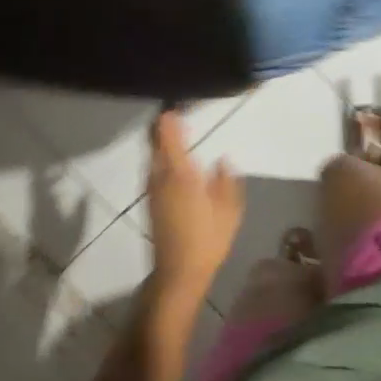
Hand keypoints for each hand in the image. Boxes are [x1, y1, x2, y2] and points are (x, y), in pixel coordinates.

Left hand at [146, 111, 244, 294]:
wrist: (178, 272)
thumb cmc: (208, 241)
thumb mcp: (229, 212)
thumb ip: (226, 182)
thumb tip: (222, 160)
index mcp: (182, 176)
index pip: (171, 140)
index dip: (171, 123)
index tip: (173, 108)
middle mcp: (162, 178)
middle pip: (157, 145)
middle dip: (162, 129)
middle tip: (172, 115)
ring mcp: (153, 191)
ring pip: (152, 158)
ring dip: (158, 144)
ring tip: (170, 132)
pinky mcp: (150, 202)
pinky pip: (152, 170)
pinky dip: (158, 159)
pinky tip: (169, 161)